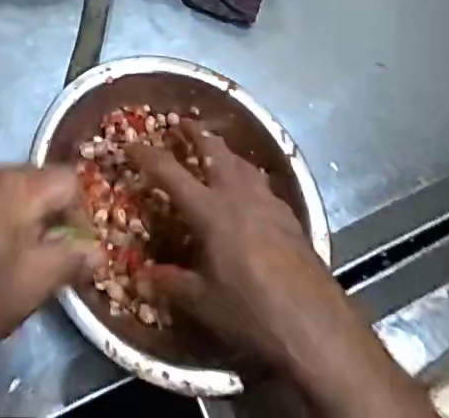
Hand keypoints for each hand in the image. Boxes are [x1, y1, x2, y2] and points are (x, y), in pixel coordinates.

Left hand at [0, 165, 99, 350]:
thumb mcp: (36, 279)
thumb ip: (73, 259)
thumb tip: (100, 251)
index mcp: (17, 184)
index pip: (70, 181)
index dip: (83, 214)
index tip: (81, 250)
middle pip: (49, 182)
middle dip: (63, 216)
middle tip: (63, 257)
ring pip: (29, 192)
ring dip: (42, 220)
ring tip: (39, 260)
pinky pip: (9, 200)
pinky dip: (21, 221)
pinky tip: (14, 255)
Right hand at [132, 130, 434, 417]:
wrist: (317, 326)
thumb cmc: (253, 311)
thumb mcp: (203, 302)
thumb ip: (171, 283)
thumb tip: (143, 276)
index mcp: (210, 210)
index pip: (170, 172)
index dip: (147, 155)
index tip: (132, 145)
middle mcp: (238, 196)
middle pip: (215, 151)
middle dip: (196, 133)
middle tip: (183, 122)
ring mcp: (269, 205)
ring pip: (243, 164)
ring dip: (226, 152)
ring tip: (218, 150)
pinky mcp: (292, 219)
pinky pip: (264, 185)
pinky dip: (250, 177)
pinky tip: (252, 191)